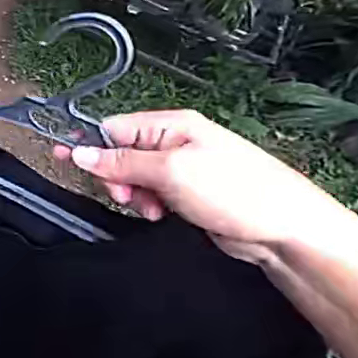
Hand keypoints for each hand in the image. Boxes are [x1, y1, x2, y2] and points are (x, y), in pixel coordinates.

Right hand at [53, 109, 346, 264]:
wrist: (290, 233)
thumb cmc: (241, 193)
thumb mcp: (170, 172)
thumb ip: (120, 161)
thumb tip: (80, 152)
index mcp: (171, 124)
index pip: (112, 127)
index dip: (91, 146)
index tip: (67, 159)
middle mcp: (175, 141)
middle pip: (119, 153)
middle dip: (115, 176)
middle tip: (126, 195)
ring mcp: (182, 167)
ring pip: (132, 176)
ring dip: (133, 194)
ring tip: (151, 207)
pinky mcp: (187, 192)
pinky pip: (150, 192)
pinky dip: (148, 204)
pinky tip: (160, 213)